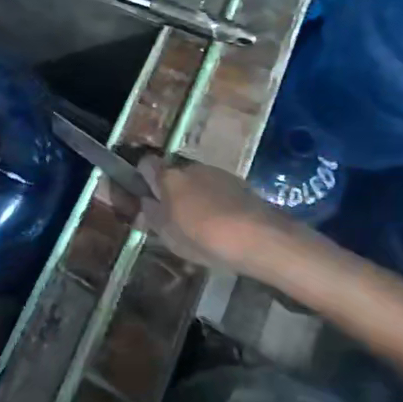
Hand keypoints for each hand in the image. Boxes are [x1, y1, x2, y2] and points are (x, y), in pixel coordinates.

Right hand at [132, 155, 295, 273]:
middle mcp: (191, 167)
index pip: (147, 163)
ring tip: (203, 223)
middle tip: (175, 217)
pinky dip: (217, 200)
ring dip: (196, 195)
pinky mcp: (240, 182)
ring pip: (198, 181)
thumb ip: (153, 216)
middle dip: (173, 190)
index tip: (147, 195)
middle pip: (174, 173)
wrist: (258, 237)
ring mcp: (218, 172)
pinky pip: (218, 188)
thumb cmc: (203, 237)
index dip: (144, 177)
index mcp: (169, 178)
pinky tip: (224, 223)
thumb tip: (146, 202)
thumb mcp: (169, 236)